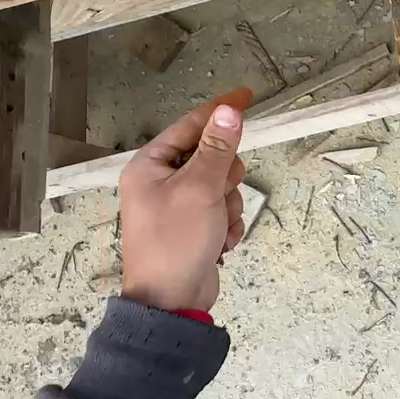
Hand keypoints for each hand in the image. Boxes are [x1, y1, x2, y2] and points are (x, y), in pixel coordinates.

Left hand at [119, 88, 252, 312]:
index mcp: (151, 165)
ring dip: (229, 203)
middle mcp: (161, 180)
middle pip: (213, 155)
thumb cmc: (177, 239)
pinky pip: (224, 206)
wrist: (172, 302)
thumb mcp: (200, 188)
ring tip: (216, 225)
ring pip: (223, 182)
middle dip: (225, 176)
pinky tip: (219, 241)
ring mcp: (178, 203)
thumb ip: (217, 147)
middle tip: (219, 194)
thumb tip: (229, 109)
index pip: (192, 125)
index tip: (248, 96)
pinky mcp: (194, 224)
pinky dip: (228, 222)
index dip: (221, 111)